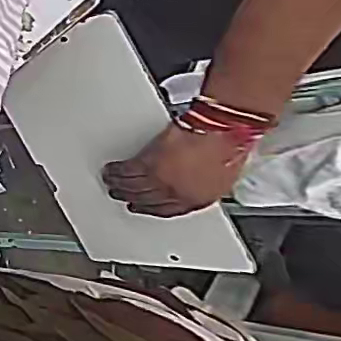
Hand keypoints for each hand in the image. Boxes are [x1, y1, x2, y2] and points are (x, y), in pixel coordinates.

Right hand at [101, 122, 249, 216]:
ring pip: (132, 187)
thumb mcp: (222, 174)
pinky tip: (113, 169)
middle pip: (145, 199)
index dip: (151, 208)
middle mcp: (176, 194)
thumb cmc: (230, 147)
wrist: (224, 130)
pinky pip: (127, 171)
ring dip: (119, 184)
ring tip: (111, 180)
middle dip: (131, 197)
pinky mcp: (149, 164)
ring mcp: (161, 180)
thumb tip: (187, 182)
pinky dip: (117, 171)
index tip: (141, 205)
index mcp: (197, 199)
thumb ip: (200, 184)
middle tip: (121, 193)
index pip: (167, 210)